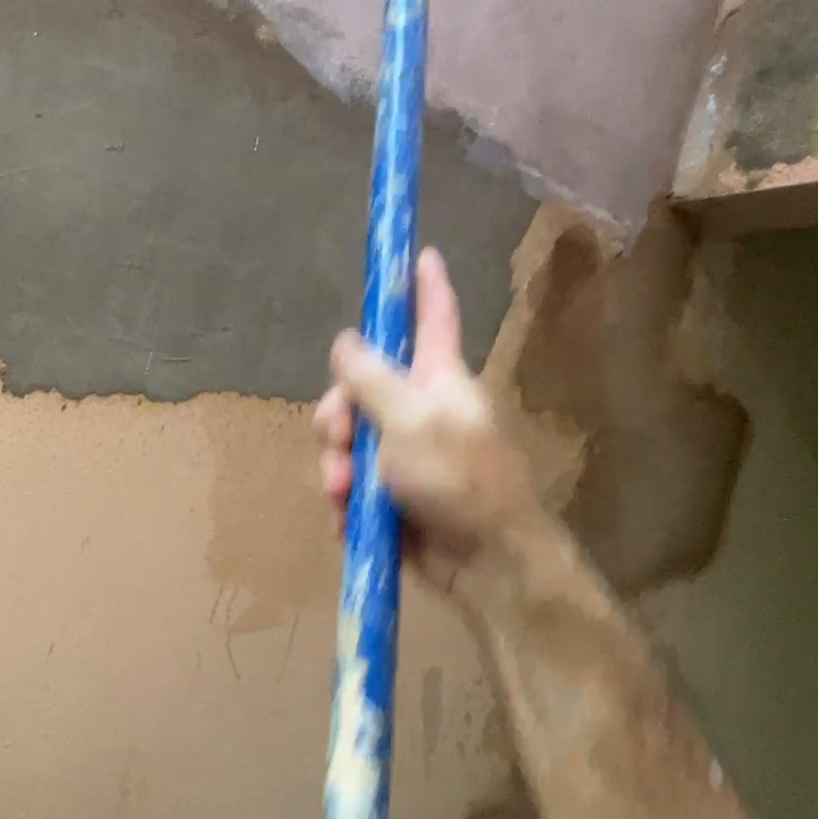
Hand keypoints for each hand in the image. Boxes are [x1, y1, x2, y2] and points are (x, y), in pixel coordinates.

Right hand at [312, 248, 536, 584]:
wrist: (483, 564)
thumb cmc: (457, 480)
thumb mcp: (410, 420)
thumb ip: (372, 378)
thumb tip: (345, 339)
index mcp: (437, 380)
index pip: (432, 319)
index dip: (425, 287)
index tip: (421, 254)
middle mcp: (418, 409)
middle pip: (358, 388)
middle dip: (336, 415)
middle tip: (338, 441)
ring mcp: (400, 453)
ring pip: (344, 440)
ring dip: (334, 465)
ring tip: (343, 493)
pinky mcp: (387, 493)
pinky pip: (347, 482)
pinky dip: (342, 500)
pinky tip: (347, 516)